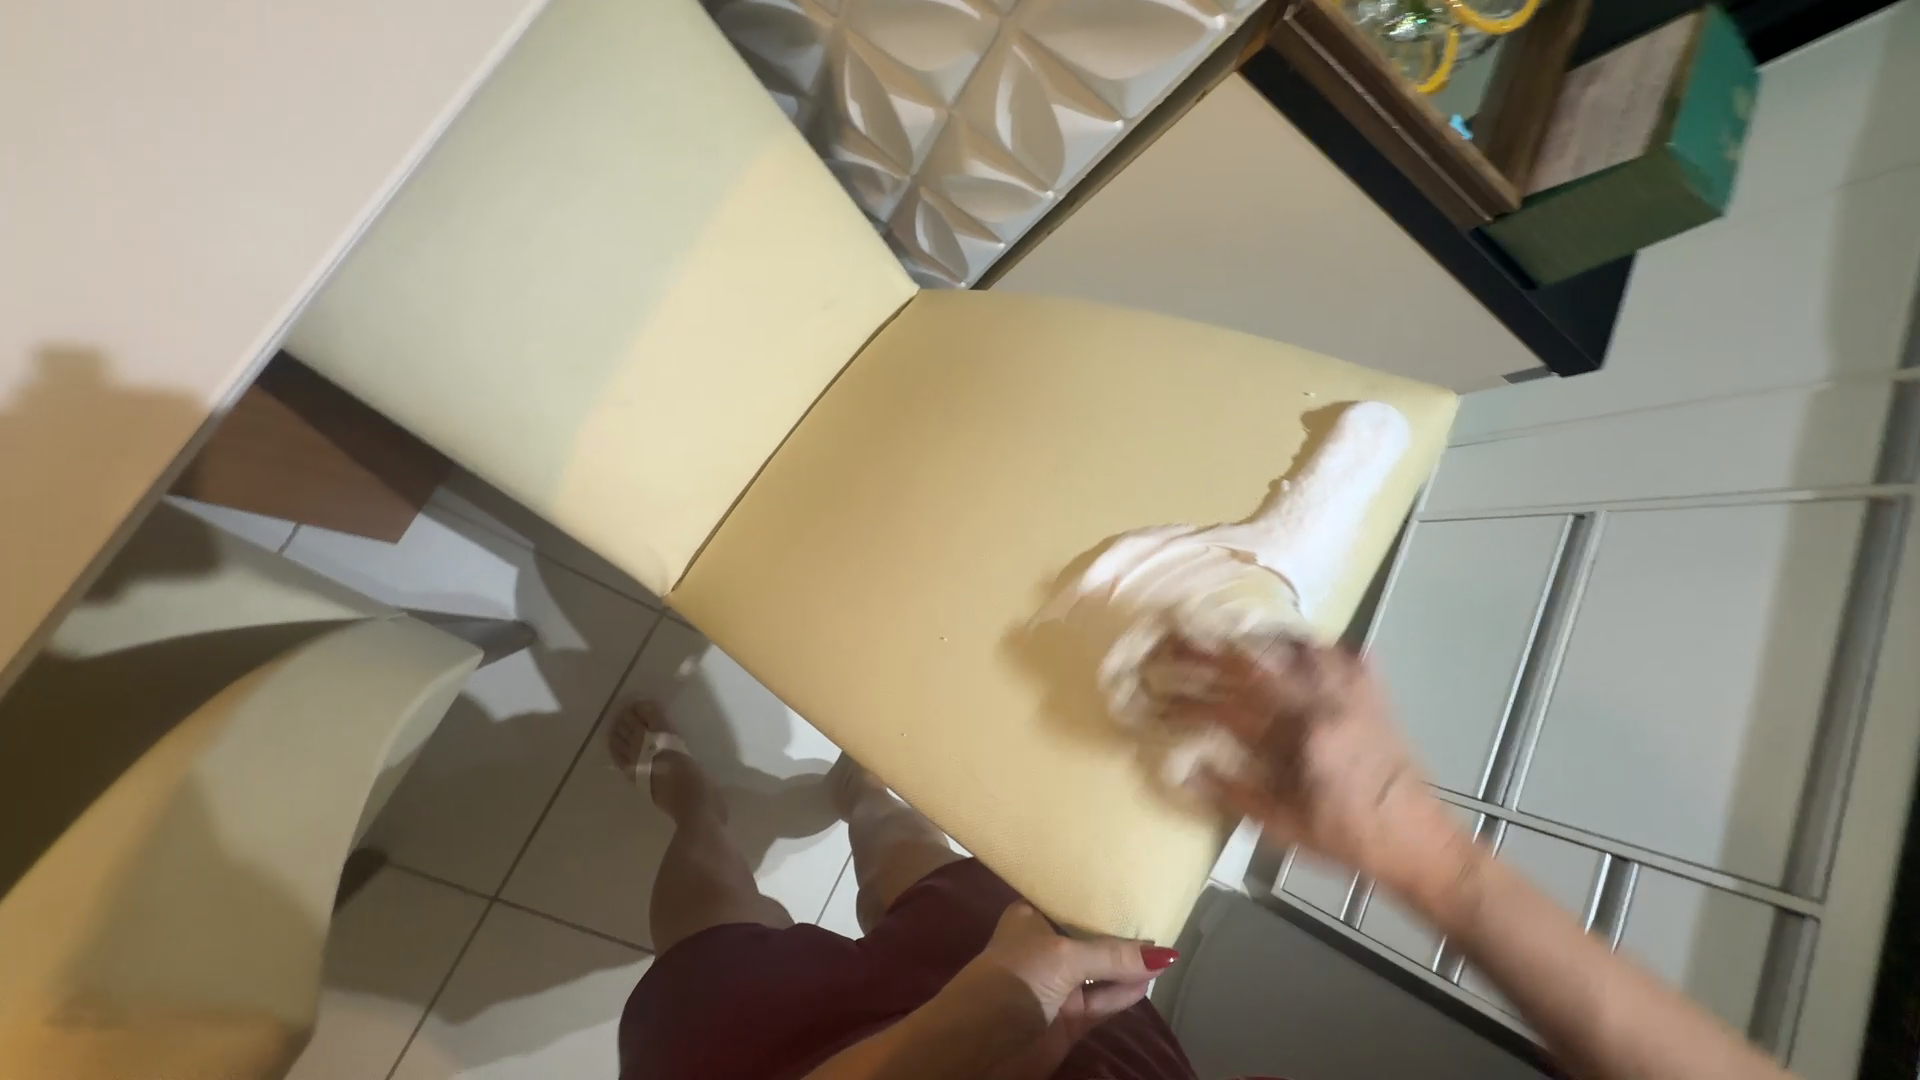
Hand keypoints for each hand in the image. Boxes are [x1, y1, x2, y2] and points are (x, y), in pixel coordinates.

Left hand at [952, 904, 1173, 1078]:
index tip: (1131, 882)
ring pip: (1100, 970)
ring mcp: (1058, 984)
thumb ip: (1112, 955)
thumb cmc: (1015, 979)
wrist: (980, 1047)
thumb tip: (1166, 955)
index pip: (1069, 899)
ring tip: (1164, 949)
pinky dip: (1125, 992)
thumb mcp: (1063, 957)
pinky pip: (1103, 1000)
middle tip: (1158, 913)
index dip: (1097, 894)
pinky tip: (1150, 978)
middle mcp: (1045, 946)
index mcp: (1031, 916)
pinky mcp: (1070, 1018)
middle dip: (1118, 930)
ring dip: (1127, 964)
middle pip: (1089, 936)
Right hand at [1145, 635, 1474, 896]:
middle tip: (1174, 640)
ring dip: (1252, 637)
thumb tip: (1185, 770)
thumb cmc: (1349, 839)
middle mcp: (1325, 701)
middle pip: (1251, 663)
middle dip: (1205, 652)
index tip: (1156, 695)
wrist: (1423, 843)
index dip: (1185, 699)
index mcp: (1300, 736)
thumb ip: (1233, 793)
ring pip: (1292, 644)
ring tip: (1223, 634)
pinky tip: (1286, 644)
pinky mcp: (1372, 691)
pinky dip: (1303, 642)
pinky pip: (1334, 650)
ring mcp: (1352, 690)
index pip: (1226, 706)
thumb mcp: (1283, 827)